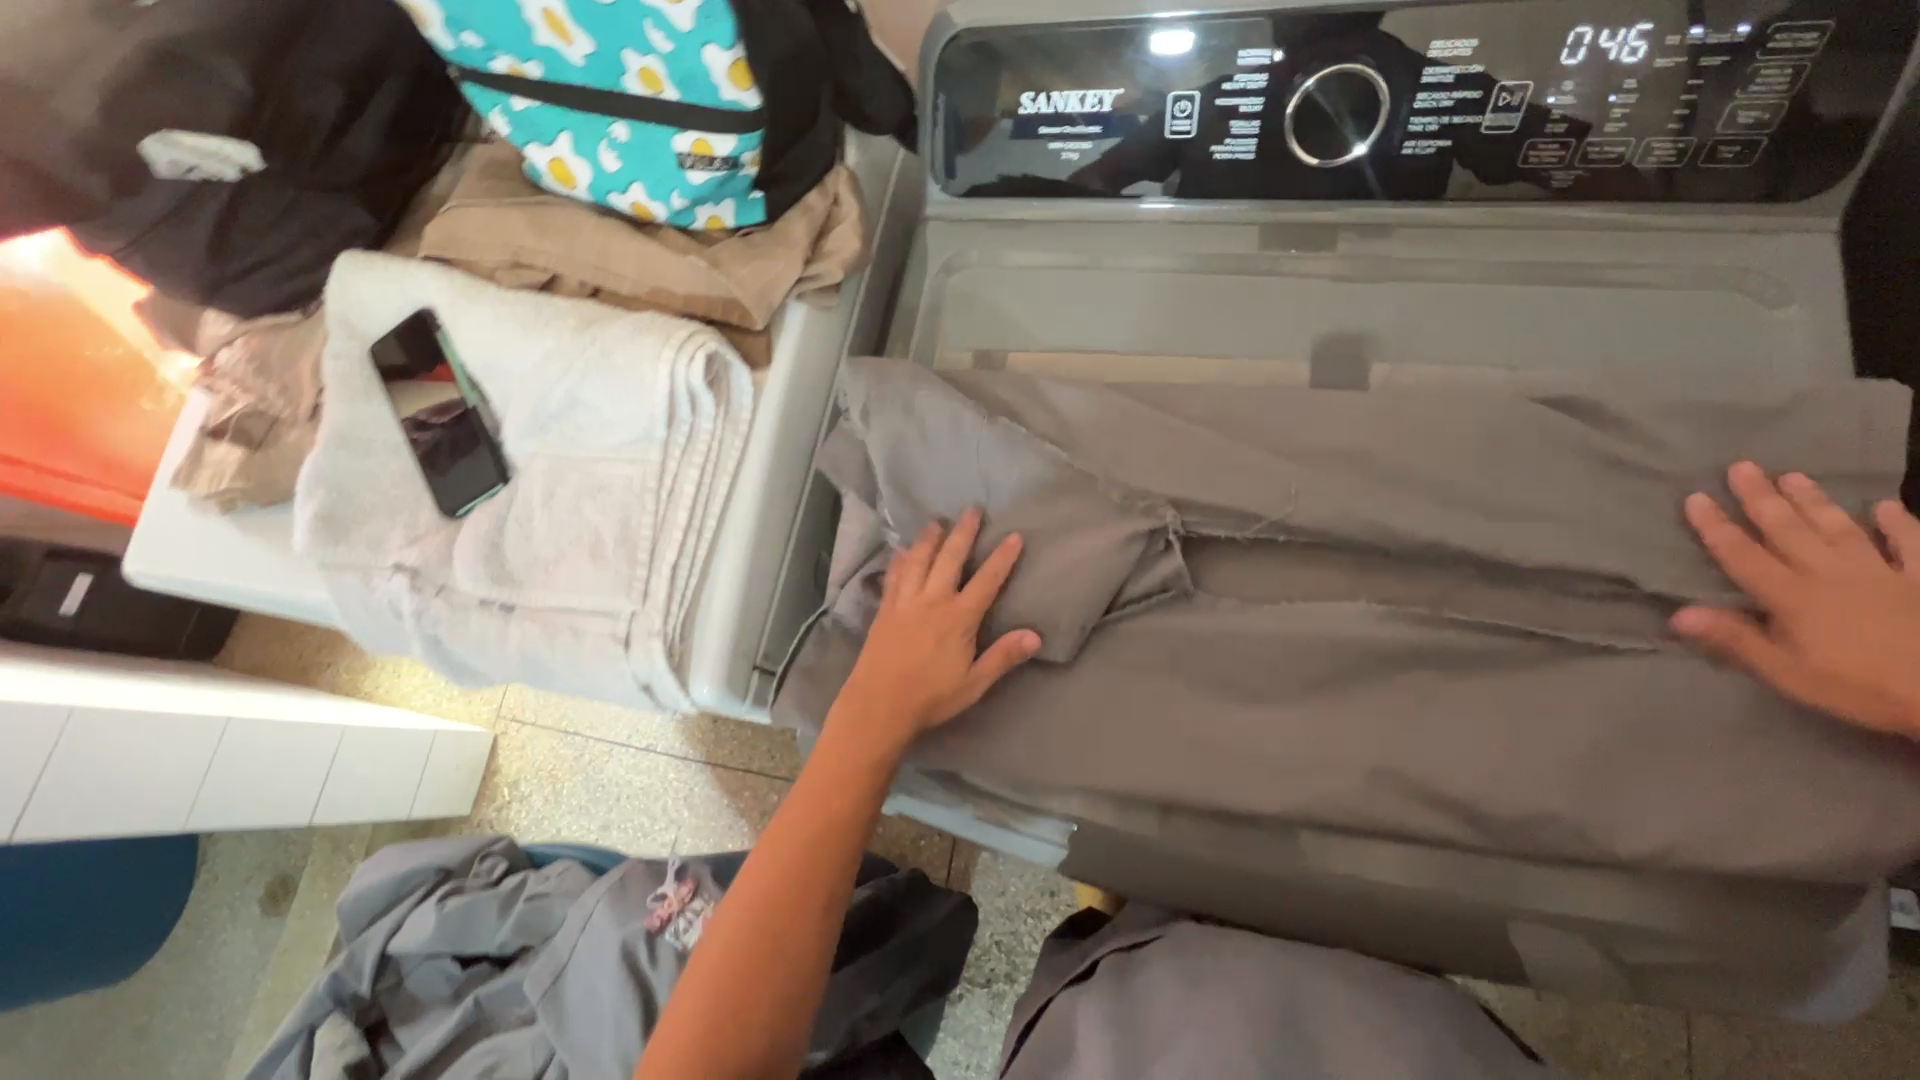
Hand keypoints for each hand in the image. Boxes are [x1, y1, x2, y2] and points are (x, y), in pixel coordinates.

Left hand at [829, 509, 1041, 751]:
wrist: (878, 704)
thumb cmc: (930, 697)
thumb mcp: (974, 683)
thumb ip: (1003, 656)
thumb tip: (1035, 635)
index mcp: (959, 618)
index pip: (986, 581)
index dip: (1002, 558)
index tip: (1013, 536)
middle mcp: (932, 601)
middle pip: (950, 559)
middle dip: (963, 533)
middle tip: (972, 510)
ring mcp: (905, 602)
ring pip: (919, 560)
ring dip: (930, 538)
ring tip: (937, 521)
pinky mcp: (885, 609)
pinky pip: (894, 576)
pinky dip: (901, 560)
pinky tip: (902, 551)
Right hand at [1673, 461, 1919, 737]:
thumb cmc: (1859, 687)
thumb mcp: (1787, 673)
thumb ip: (1735, 640)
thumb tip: (1678, 613)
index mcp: (1792, 597)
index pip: (1743, 555)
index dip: (1716, 526)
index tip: (1695, 497)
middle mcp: (1830, 575)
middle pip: (1789, 531)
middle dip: (1761, 499)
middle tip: (1742, 467)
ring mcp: (1882, 573)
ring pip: (1840, 529)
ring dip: (1815, 502)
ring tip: (1794, 475)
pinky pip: (1911, 545)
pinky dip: (1898, 523)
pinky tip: (1884, 506)